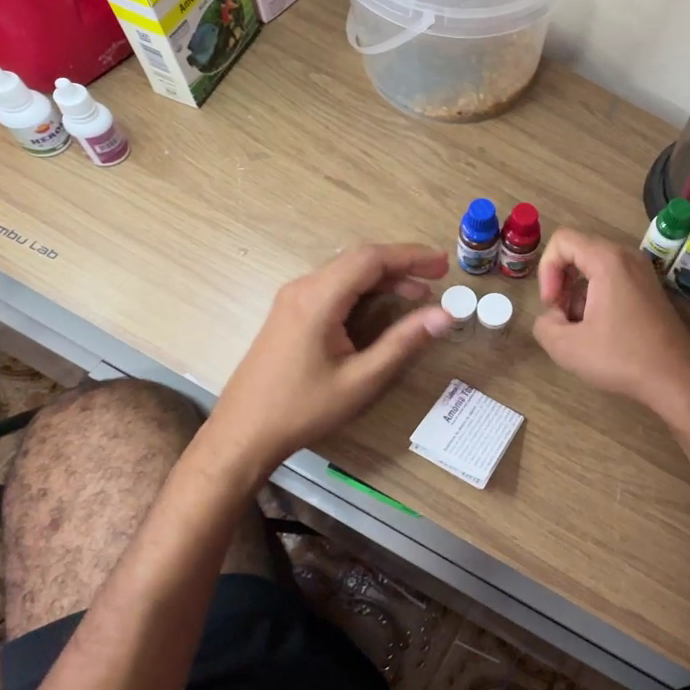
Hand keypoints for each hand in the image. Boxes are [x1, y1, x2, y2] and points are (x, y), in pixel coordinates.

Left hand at [206, 244, 452, 475]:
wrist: (243, 433)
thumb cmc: (303, 408)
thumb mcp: (362, 379)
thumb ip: (404, 342)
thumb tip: (446, 315)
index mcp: (318, 298)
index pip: (371, 258)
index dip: (411, 256)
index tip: (444, 265)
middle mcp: (303, 288)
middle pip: (359, 259)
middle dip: (402, 264)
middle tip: (439, 276)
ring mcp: (293, 299)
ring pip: (346, 272)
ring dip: (384, 277)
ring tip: (420, 293)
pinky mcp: (290, 313)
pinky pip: (334, 286)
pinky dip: (365, 289)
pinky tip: (384, 305)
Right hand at [532, 229, 689, 422]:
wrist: (675, 379)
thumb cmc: (622, 358)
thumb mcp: (566, 347)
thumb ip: (544, 324)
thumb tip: (554, 316)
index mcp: (608, 260)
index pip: (562, 240)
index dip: (546, 270)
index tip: (551, 304)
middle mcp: (628, 256)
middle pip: (578, 252)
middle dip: (561, 283)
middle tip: (562, 316)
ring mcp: (643, 272)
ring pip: (595, 269)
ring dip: (579, 295)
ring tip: (582, 331)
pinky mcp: (650, 289)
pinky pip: (613, 280)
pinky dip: (598, 299)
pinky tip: (602, 332)